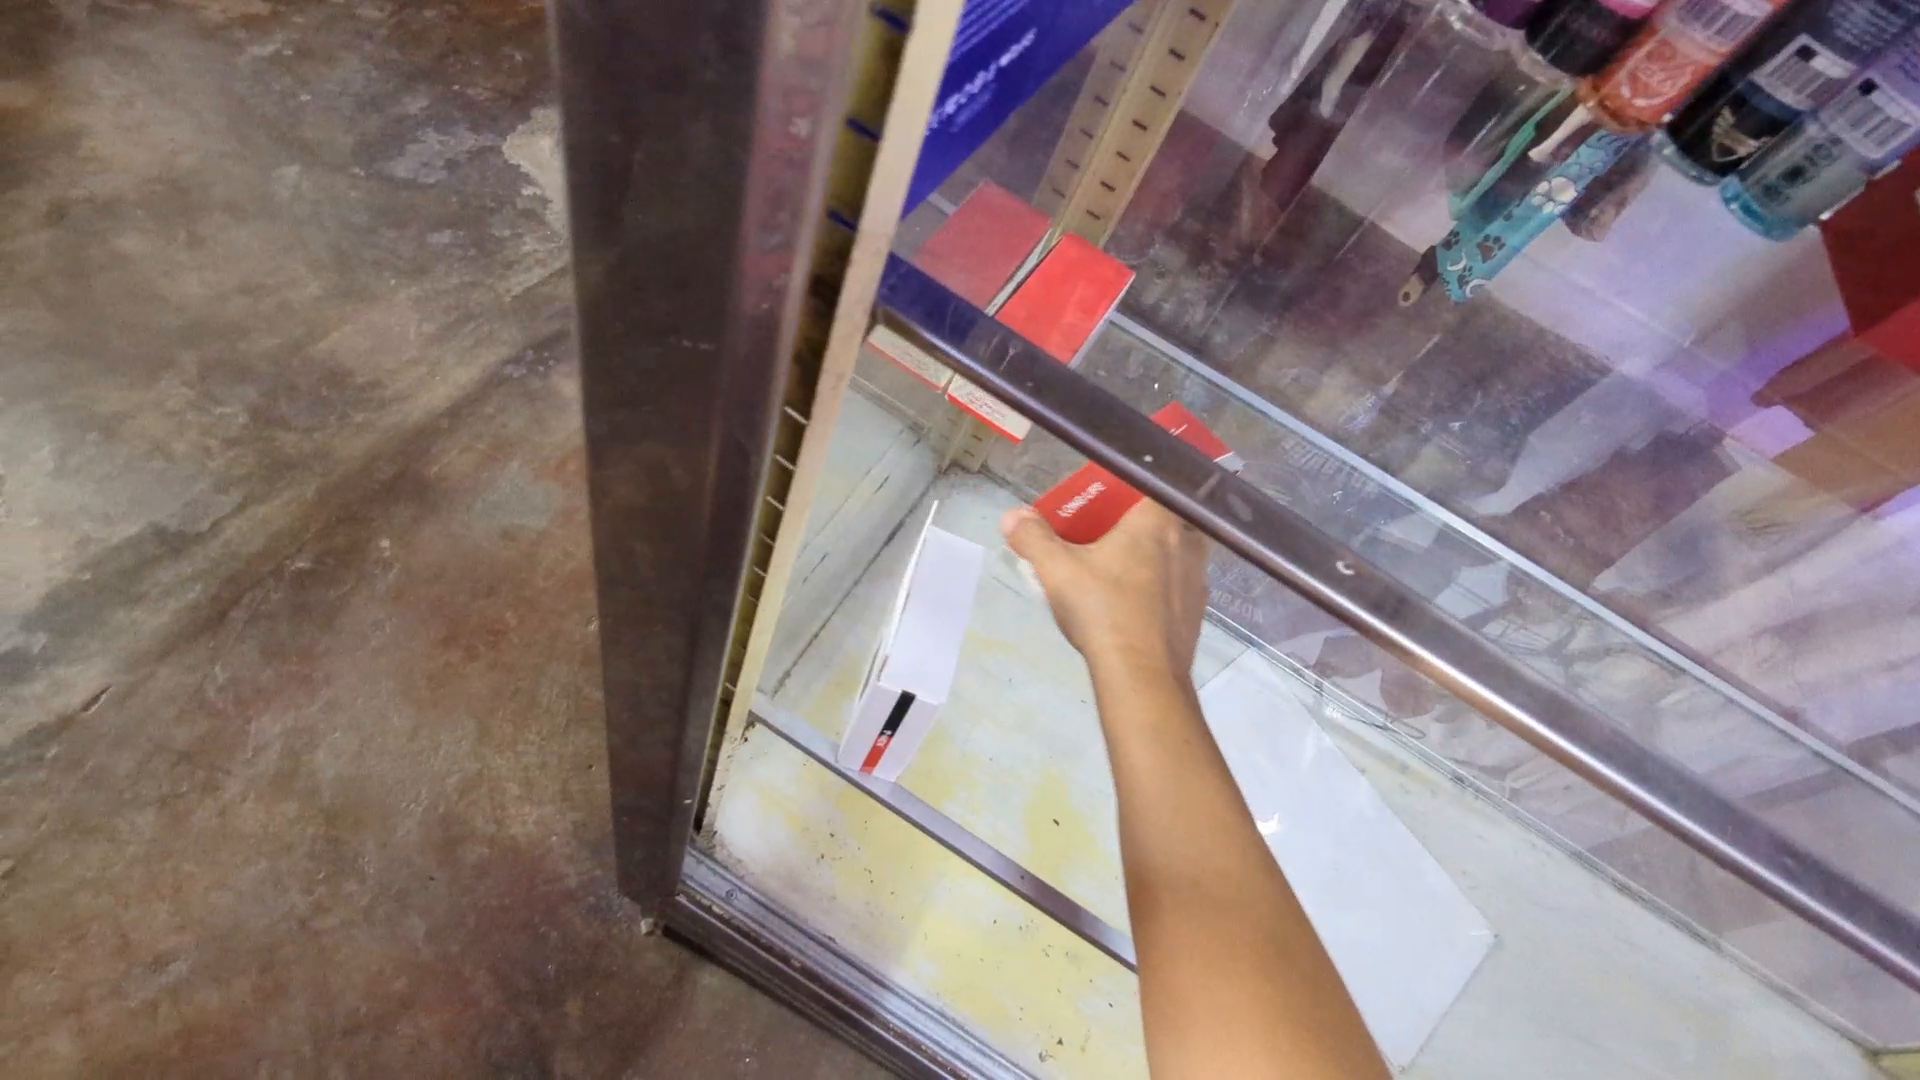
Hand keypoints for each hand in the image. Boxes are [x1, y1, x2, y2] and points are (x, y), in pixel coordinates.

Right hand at [1001, 498, 1210, 685]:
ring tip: (1121, 571)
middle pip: (1168, 518)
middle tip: (1111, 535)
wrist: (1141, 675)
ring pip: (1177, 553)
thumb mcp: (1056, 570)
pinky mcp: (1197, 612)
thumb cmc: (1102, 609)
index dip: (1132, 489)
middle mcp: (1187, 543)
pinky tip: (1134, 605)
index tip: (1110, 501)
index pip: (1154, 485)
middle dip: (1142, 523)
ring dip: (1155, 556)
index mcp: (1156, 521)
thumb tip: (1012, 516)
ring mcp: (1197, 579)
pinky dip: (1161, 588)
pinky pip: (1178, 586)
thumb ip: (1033, 538)